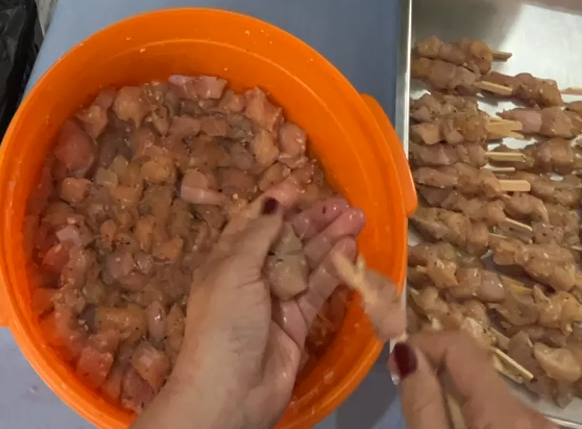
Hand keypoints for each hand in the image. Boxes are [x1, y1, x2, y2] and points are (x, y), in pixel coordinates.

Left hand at [133, 190, 360, 428]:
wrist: (229, 392)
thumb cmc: (224, 320)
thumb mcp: (235, 268)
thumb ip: (259, 234)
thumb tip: (274, 200)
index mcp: (228, 257)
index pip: (254, 221)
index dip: (276, 204)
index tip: (300, 188)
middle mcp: (252, 274)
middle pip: (286, 239)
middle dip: (312, 220)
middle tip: (342, 203)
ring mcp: (276, 299)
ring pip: (306, 261)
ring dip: (330, 240)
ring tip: (356, 218)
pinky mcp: (297, 323)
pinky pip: (317, 289)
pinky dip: (334, 269)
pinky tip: (350, 248)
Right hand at [392, 332, 555, 428]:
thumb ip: (424, 406)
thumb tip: (406, 350)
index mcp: (510, 415)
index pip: (460, 346)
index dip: (422, 343)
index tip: (393, 364)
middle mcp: (538, 417)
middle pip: (475, 373)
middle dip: (438, 377)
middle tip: (413, 405)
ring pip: (490, 396)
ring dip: (459, 402)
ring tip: (439, 425)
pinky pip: (508, 418)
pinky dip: (482, 420)